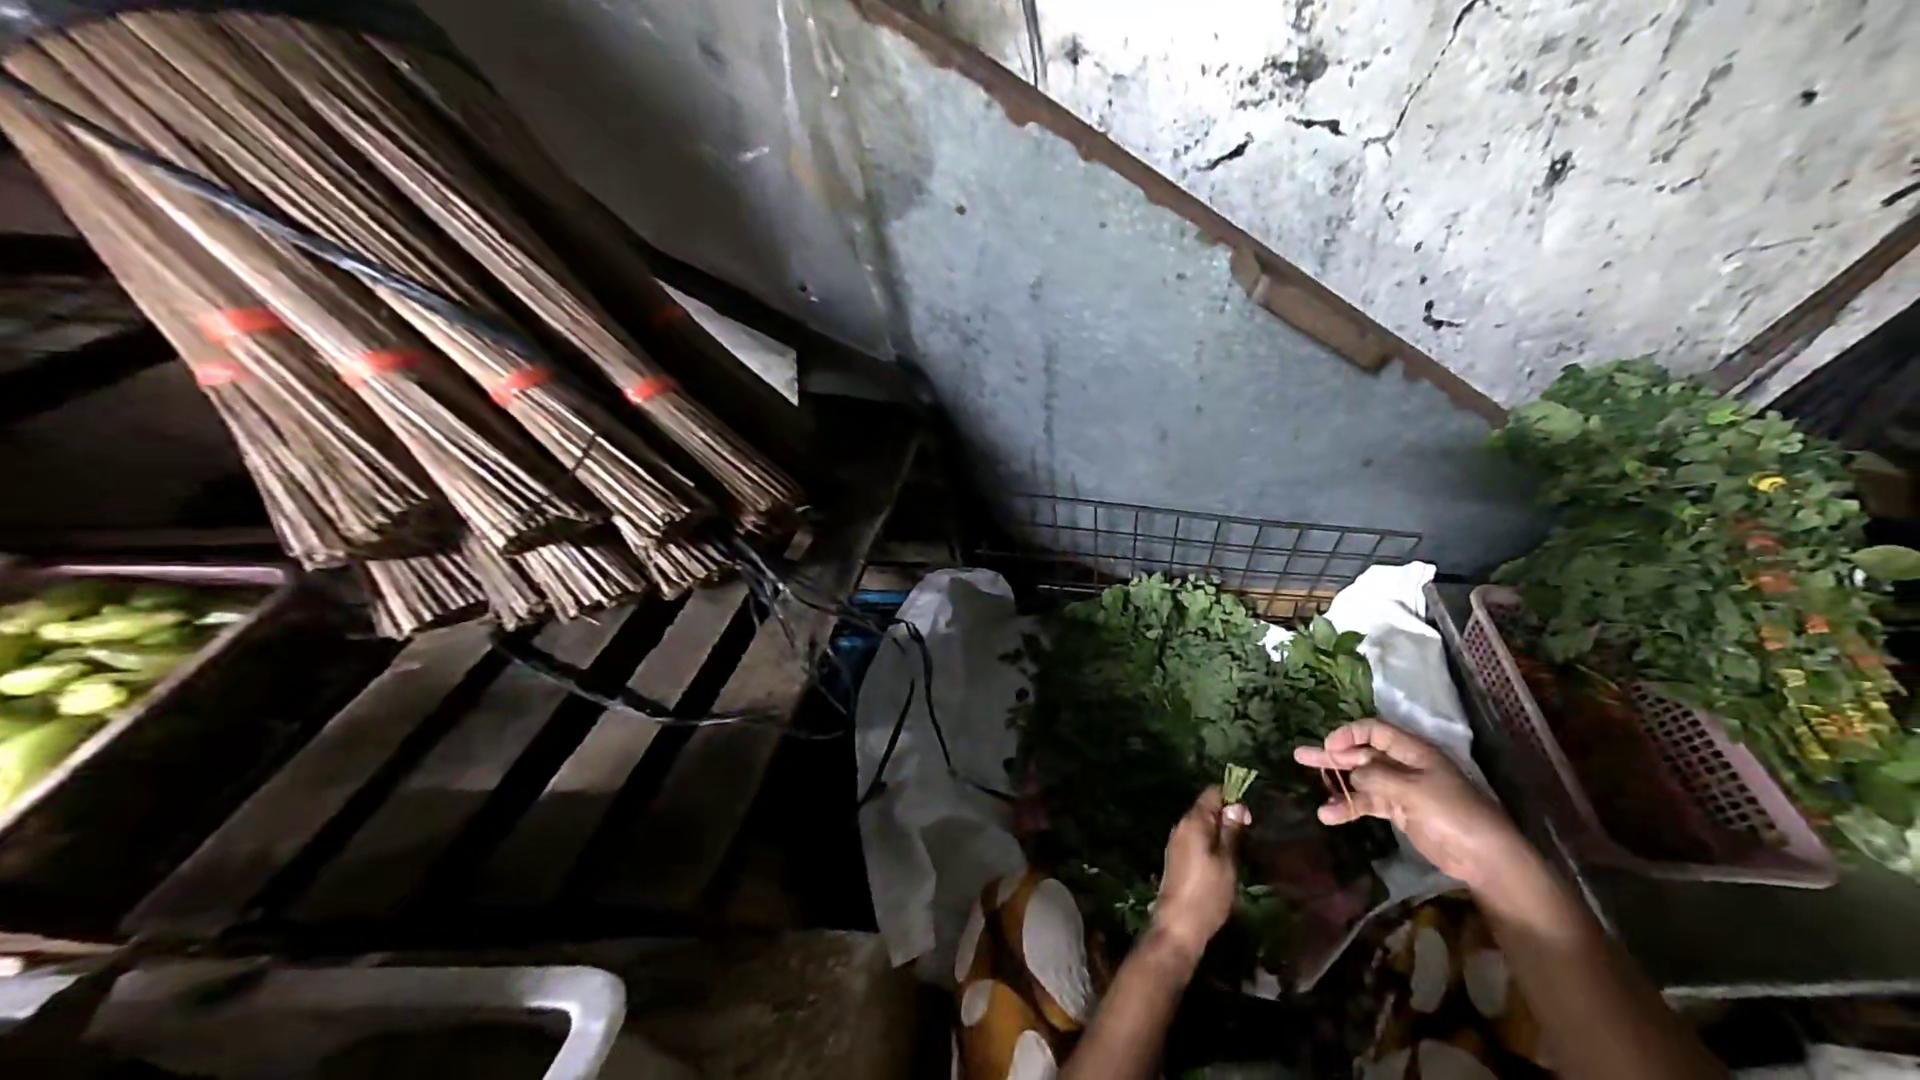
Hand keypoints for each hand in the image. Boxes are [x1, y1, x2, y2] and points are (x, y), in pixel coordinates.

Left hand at [1151, 786, 1249, 958]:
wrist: (1178, 923)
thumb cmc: (1208, 892)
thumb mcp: (1227, 861)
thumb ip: (1231, 831)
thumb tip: (1237, 805)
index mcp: (1193, 821)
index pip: (1212, 793)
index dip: (1231, 797)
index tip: (1248, 815)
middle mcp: (1181, 825)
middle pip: (1206, 808)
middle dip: (1227, 815)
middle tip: (1248, 834)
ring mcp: (1177, 840)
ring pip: (1202, 824)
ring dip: (1220, 830)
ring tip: (1239, 847)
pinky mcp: (1177, 855)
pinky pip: (1196, 838)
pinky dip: (1210, 842)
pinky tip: (1223, 858)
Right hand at [1294, 720, 1530, 889]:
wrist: (1485, 857)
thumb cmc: (1453, 814)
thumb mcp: (1413, 790)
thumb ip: (1376, 777)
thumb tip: (1351, 773)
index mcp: (1413, 752)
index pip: (1374, 731)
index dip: (1348, 734)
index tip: (1327, 746)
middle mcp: (1404, 765)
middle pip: (1362, 753)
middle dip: (1332, 755)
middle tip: (1301, 755)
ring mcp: (1400, 788)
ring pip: (1360, 779)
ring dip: (1337, 783)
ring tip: (1311, 785)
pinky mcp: (1399, 811)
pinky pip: (1367, 803)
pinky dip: (1349, 807)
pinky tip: (1329, 815)